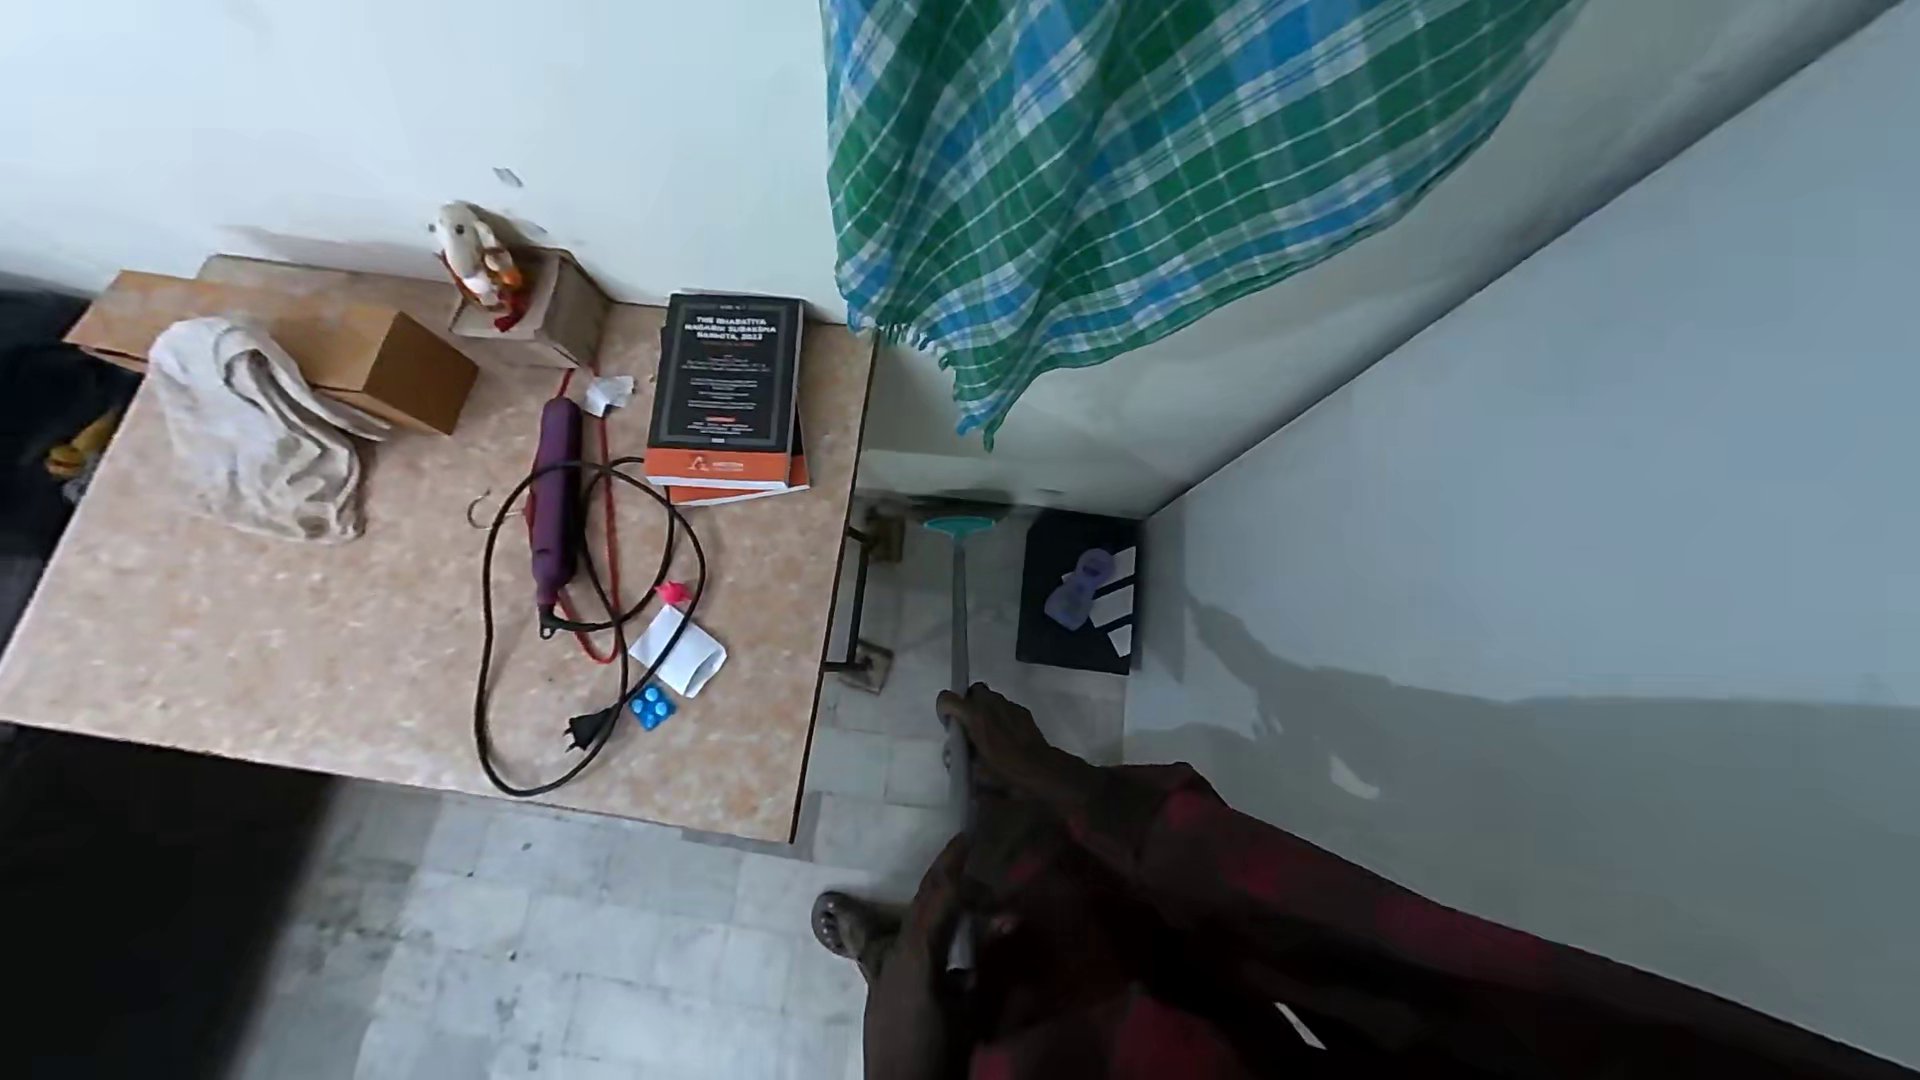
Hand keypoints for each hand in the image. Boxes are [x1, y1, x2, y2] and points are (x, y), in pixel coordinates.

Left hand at [865, 834, 969, 1079]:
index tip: (968, 837)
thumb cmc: (939, 1053)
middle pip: (924, 898)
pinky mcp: (881, 981)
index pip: (939, 892)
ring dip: (937, 897)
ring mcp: (884, 965)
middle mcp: (896, 948)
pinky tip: (931, 923)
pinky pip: (900, 935)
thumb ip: (990, 961)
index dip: (955, 863)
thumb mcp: (972, 1010)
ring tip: (958, 885)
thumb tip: (1011, 918)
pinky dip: (922, 919)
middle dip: (949, 876)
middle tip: (970, 858)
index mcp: (916, 950)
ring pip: (912, 915)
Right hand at [936, 683, 1095, 808]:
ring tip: (989, 730)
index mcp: (974, 717)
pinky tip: (1006, 734)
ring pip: (990, 697)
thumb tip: (952, 754)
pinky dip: (1001, 715)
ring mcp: (1008, 705)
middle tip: (969, 723)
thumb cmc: (1006, 770)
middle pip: (973, 690)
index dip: (944, 709)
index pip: (947, 699)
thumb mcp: (974, 770)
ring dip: (985, 709)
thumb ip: (959, 759)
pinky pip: (1005, 706)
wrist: (1039, 768)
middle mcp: (989, 704)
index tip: (948, 723)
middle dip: (968, 703)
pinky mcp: (1022, 710)